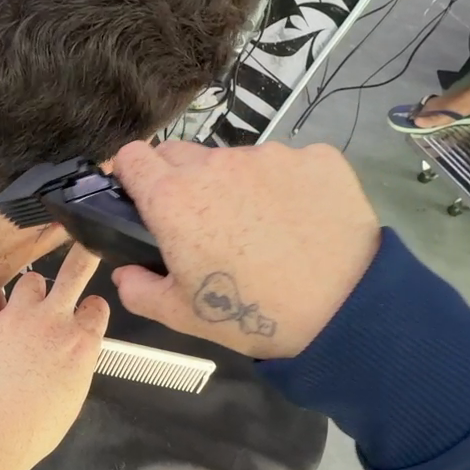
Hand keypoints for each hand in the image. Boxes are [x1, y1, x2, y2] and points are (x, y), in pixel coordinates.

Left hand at [0, 244, 109, 469]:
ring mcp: (16, 316)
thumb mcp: (74, 396)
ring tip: (19, 310)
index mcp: (81, 342)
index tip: (83, 311)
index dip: (89, 308)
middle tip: (81, 246)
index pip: (96, 306)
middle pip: (75, 270)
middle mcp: (53, 320)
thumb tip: (73, 351)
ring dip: (28, 291)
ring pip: (29, 280)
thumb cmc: (36, 427)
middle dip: (81, 256)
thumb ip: (77, 362)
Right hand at [107, 139, 379, 358]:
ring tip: (258, 227)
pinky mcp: (317, 157)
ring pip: (234, 160)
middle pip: (179, 153)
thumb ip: (136, 290)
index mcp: (173, 199)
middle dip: (177, 179)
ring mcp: (270, 155)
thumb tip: (125, 272)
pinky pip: (286, 163)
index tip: (139, 197)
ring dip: (232, 183)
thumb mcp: (179, 315)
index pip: (131, 156)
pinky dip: (282, 185)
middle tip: (196, 222)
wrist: (344, 309)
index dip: (130, 175)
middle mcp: (216, 164)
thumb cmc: (251, 313)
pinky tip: (297, 220)